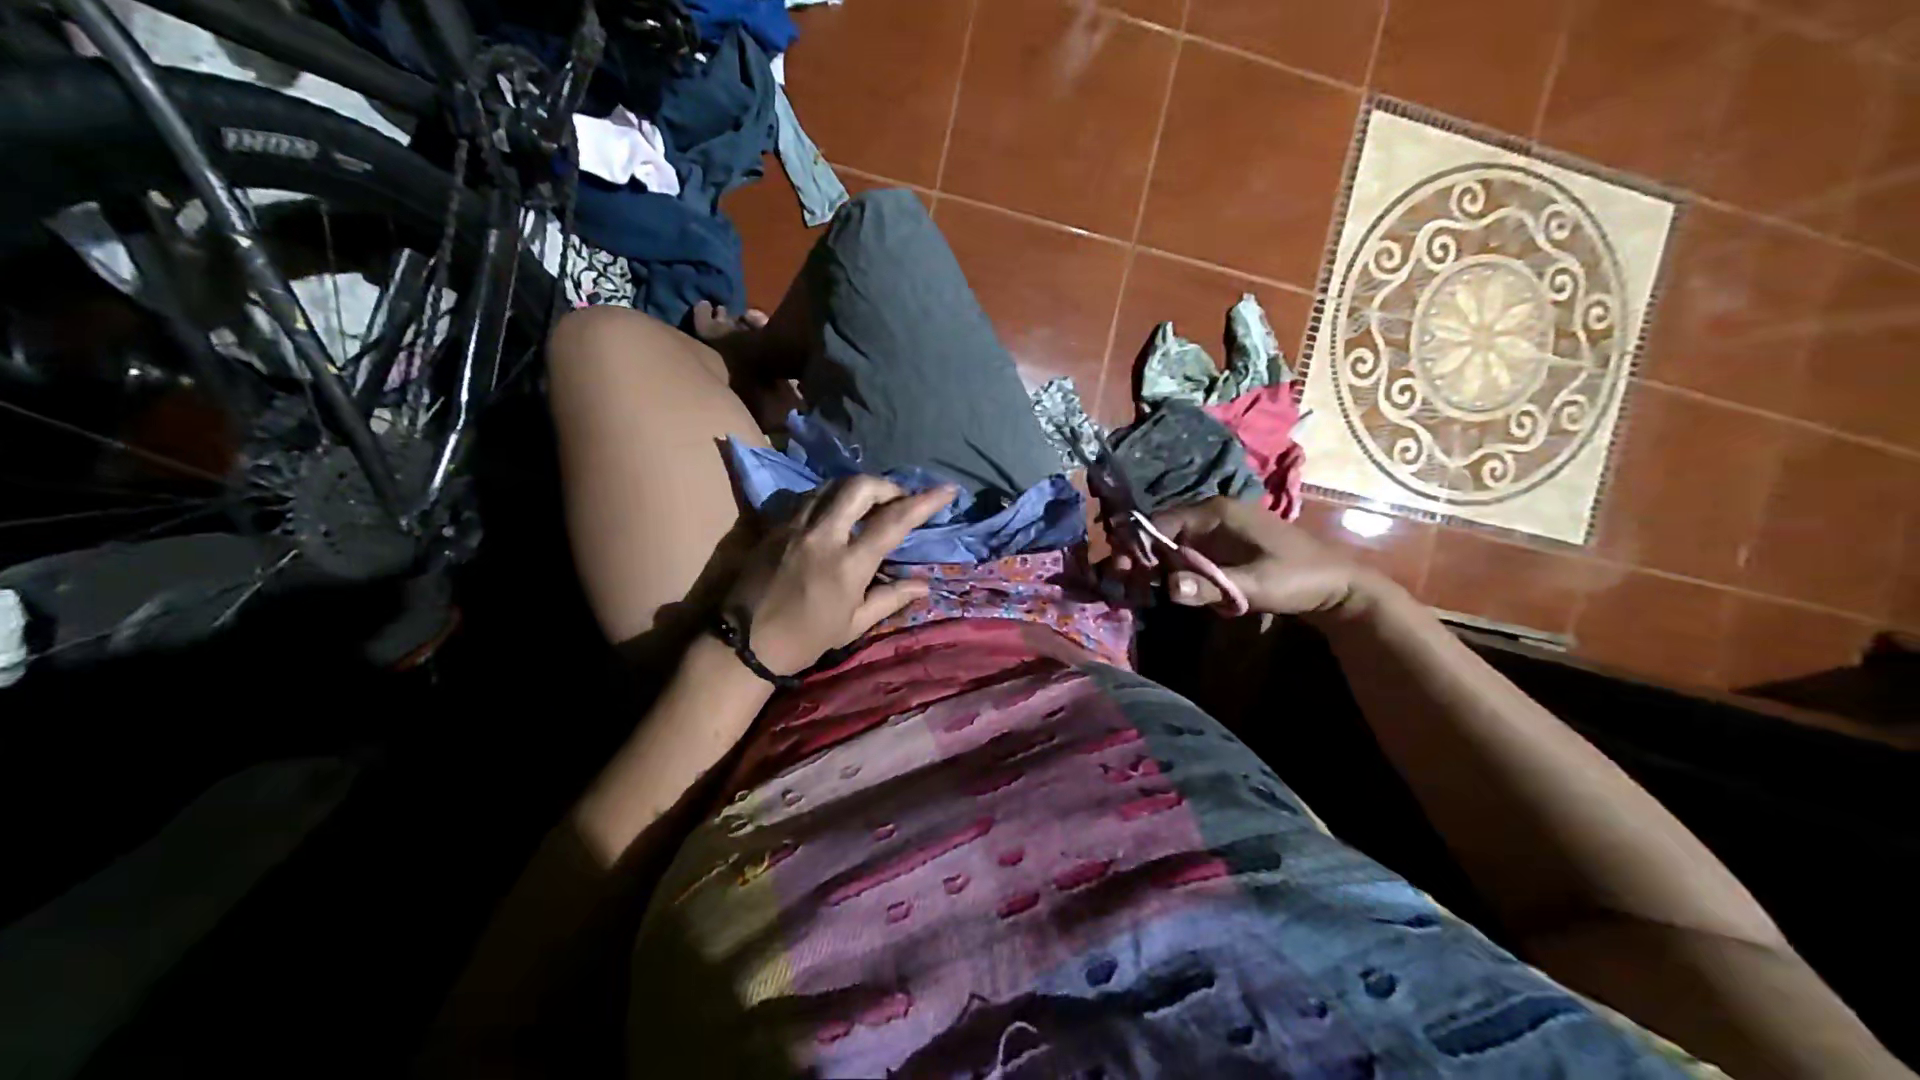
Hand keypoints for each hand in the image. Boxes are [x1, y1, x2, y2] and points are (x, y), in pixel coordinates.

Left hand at [722, 476, 956, 674]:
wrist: (745, 642)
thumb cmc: (805, 639)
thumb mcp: (853, 624)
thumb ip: (890, 598)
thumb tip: (923, 585)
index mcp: (848, 564)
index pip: (893, 521)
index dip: (924, 502)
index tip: (947, 490)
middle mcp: (823, 536)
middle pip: (859, 487)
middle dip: (886, 485)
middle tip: (898, 499)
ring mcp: (795, 527)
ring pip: (831, 486)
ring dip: (857, 488)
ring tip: (869, 502)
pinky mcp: (775, 527)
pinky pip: (809, 499)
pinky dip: (830, 497)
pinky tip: (836, 513)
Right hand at [1111, 497, 1377, 619]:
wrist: (1336, 585)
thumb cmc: (1298, 579)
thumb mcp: (1255, 586)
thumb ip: (1212, 587)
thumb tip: (1169, 587)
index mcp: (1216, 512)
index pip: (1161, 522)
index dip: (1137, 545)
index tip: (1120, 569)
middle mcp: (1211, 514)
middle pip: (1161, 531)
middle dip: (1139, 555)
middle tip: (1120, 580)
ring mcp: (1216, 529)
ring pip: (1170, 543)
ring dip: (1153, 564)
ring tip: (1135, 586)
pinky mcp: (1221, 545)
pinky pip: (1186, 552)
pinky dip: (1171, 568)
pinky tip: (1163, 586)